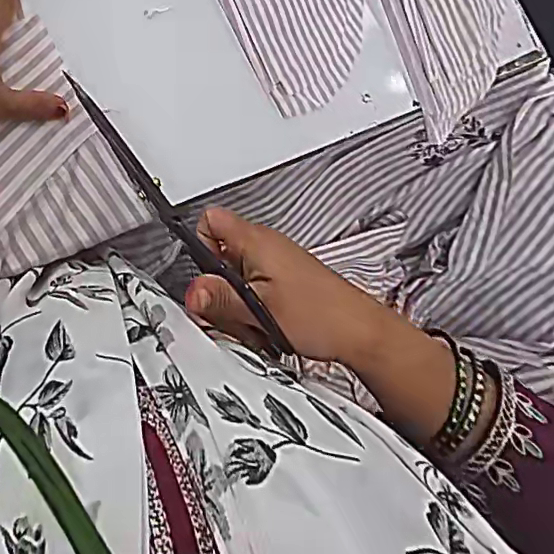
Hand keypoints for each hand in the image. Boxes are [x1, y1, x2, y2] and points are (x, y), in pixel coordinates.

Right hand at [181, 208, 402, 365]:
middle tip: (233, 309)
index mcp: (255, 241)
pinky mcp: (284, 280)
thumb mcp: (260, 310)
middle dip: (219, 287)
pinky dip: (253, 309)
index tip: (205, 277)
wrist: (361, 332)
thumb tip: (192, 291)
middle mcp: (265, 245)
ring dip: (237, 304)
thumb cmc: (323, 314)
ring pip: (236, 276)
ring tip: (255, 322)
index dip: (199, 246)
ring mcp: (276, 262)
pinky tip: (266, 327)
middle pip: (219, 255)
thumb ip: (220, 299)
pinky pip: (254, 289)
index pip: (209, 221)